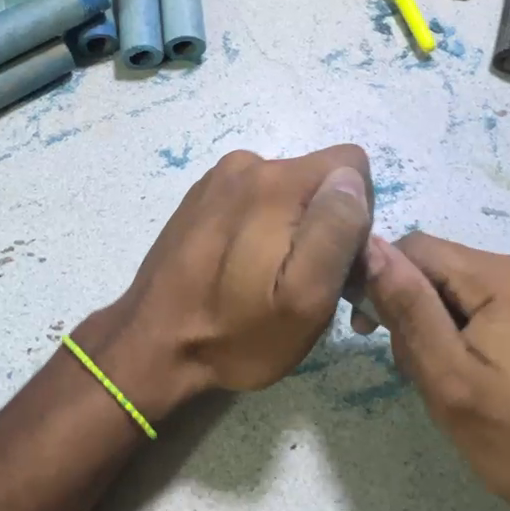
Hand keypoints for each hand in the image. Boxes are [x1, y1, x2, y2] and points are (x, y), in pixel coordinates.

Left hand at [99, 146, 373, 409]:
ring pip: (288, 192)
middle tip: (304, 284)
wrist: (151, 346)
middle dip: (326, 225)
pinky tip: (243, 272)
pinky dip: (262, 230)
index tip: (336, 262)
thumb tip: (351, 180)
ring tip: (270, 283)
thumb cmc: (235, 331)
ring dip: (293, 231)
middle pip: (318, 180)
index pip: (351, 166)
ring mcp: (217, 180)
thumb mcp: (305, 297)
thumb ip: (336, 230)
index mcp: (275, 181)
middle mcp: (246, 165)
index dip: (358, 215)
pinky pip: (254, 201)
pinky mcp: (201, 199)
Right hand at [357, 232, 509, 510]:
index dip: (380, 279)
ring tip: (447, 386)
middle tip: (416, 372)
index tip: (365, 330)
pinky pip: (488, 311)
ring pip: (459, 293)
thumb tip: (368, 248)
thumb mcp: (453, 380)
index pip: (415, 248)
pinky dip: (465, 339)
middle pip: (439, 269)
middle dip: (412, 312)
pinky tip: (473, 384)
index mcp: (504, 277)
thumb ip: (408, 309)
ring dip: (437, 330)